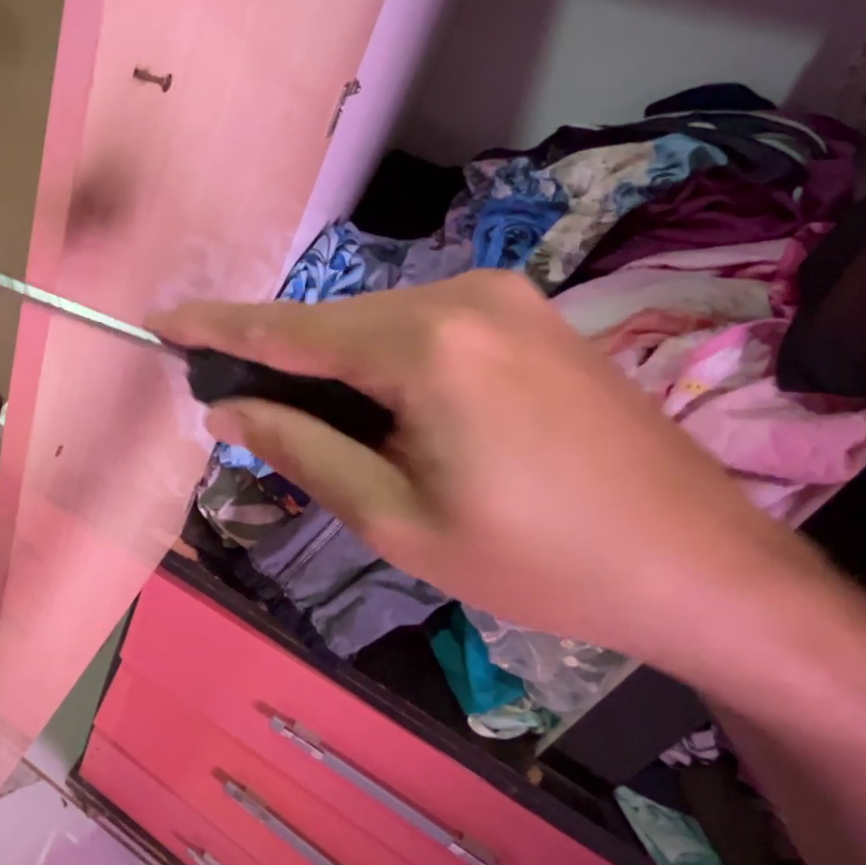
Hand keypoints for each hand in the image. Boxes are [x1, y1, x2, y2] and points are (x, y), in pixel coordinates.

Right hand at [148, 271, 831, 665]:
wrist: (708, 570)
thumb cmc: (540, 560)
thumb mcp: (396, 520)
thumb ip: (301, 449)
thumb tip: (227, 410)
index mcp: (425, 344)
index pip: (286, 328)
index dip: (214, 327)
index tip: (157, 322)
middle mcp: (462, 294)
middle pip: (331, 323)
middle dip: (276, 359)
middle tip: (235, 407)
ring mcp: (504, 297)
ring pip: (375, 324)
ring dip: (332, 366)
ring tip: (315, 426)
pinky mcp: (529, 314)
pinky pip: (422, 326)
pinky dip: (381, 362)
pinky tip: (383, 410)